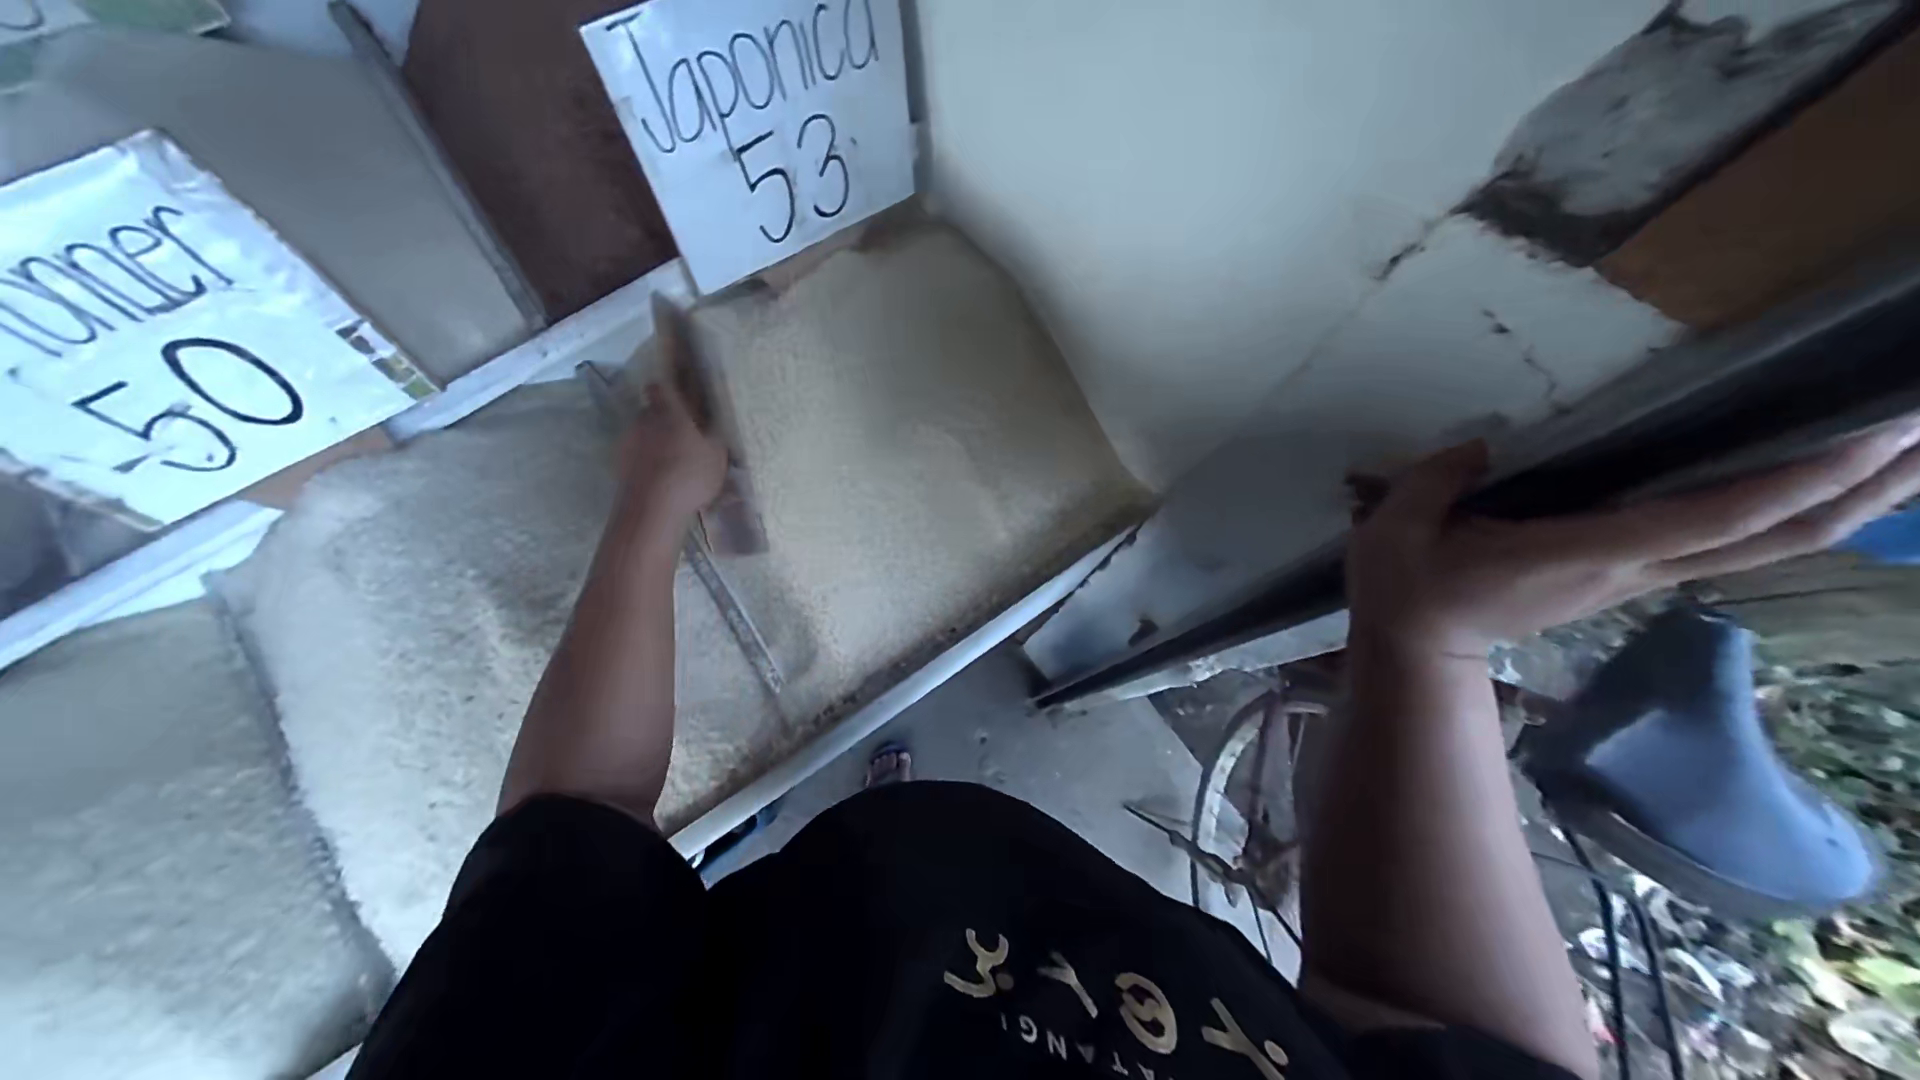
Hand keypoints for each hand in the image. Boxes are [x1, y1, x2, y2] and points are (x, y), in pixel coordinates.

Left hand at [618, 374, 726, 528]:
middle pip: (653, 411)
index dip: (668, 389)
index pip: (660, 386)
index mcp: (669, 411)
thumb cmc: (690, 473)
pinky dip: (647, 460)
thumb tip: (712, 422)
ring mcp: (628, 441)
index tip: (680, 397)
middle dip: (666, 420)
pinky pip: (636, 454)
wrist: (651, 507)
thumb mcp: (717, 454)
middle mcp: (644, 419)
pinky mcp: (619, 463)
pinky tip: (661, 477)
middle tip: (684, 437)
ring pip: (644, 434)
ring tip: (673, 463)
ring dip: (656, 442)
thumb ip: (714, 434)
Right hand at [1346, 416, 1919, 657]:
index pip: (1708, 520)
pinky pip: (1725, 547)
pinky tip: (1811, 487)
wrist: (1415, 648)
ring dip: (1841, 504)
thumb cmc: (1404, 591)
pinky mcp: (1620, 579)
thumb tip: (1483, 446)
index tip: (1879, 429)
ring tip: (1907, 450)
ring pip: (1761, 548)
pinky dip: (1783, 515)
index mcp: (1576, 554)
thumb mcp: (1393, 530)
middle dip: (1860, 489)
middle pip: (1770, 540)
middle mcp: (1626, 569)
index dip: (1795, 480)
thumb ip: (1436, 480)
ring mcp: (1630, 579)